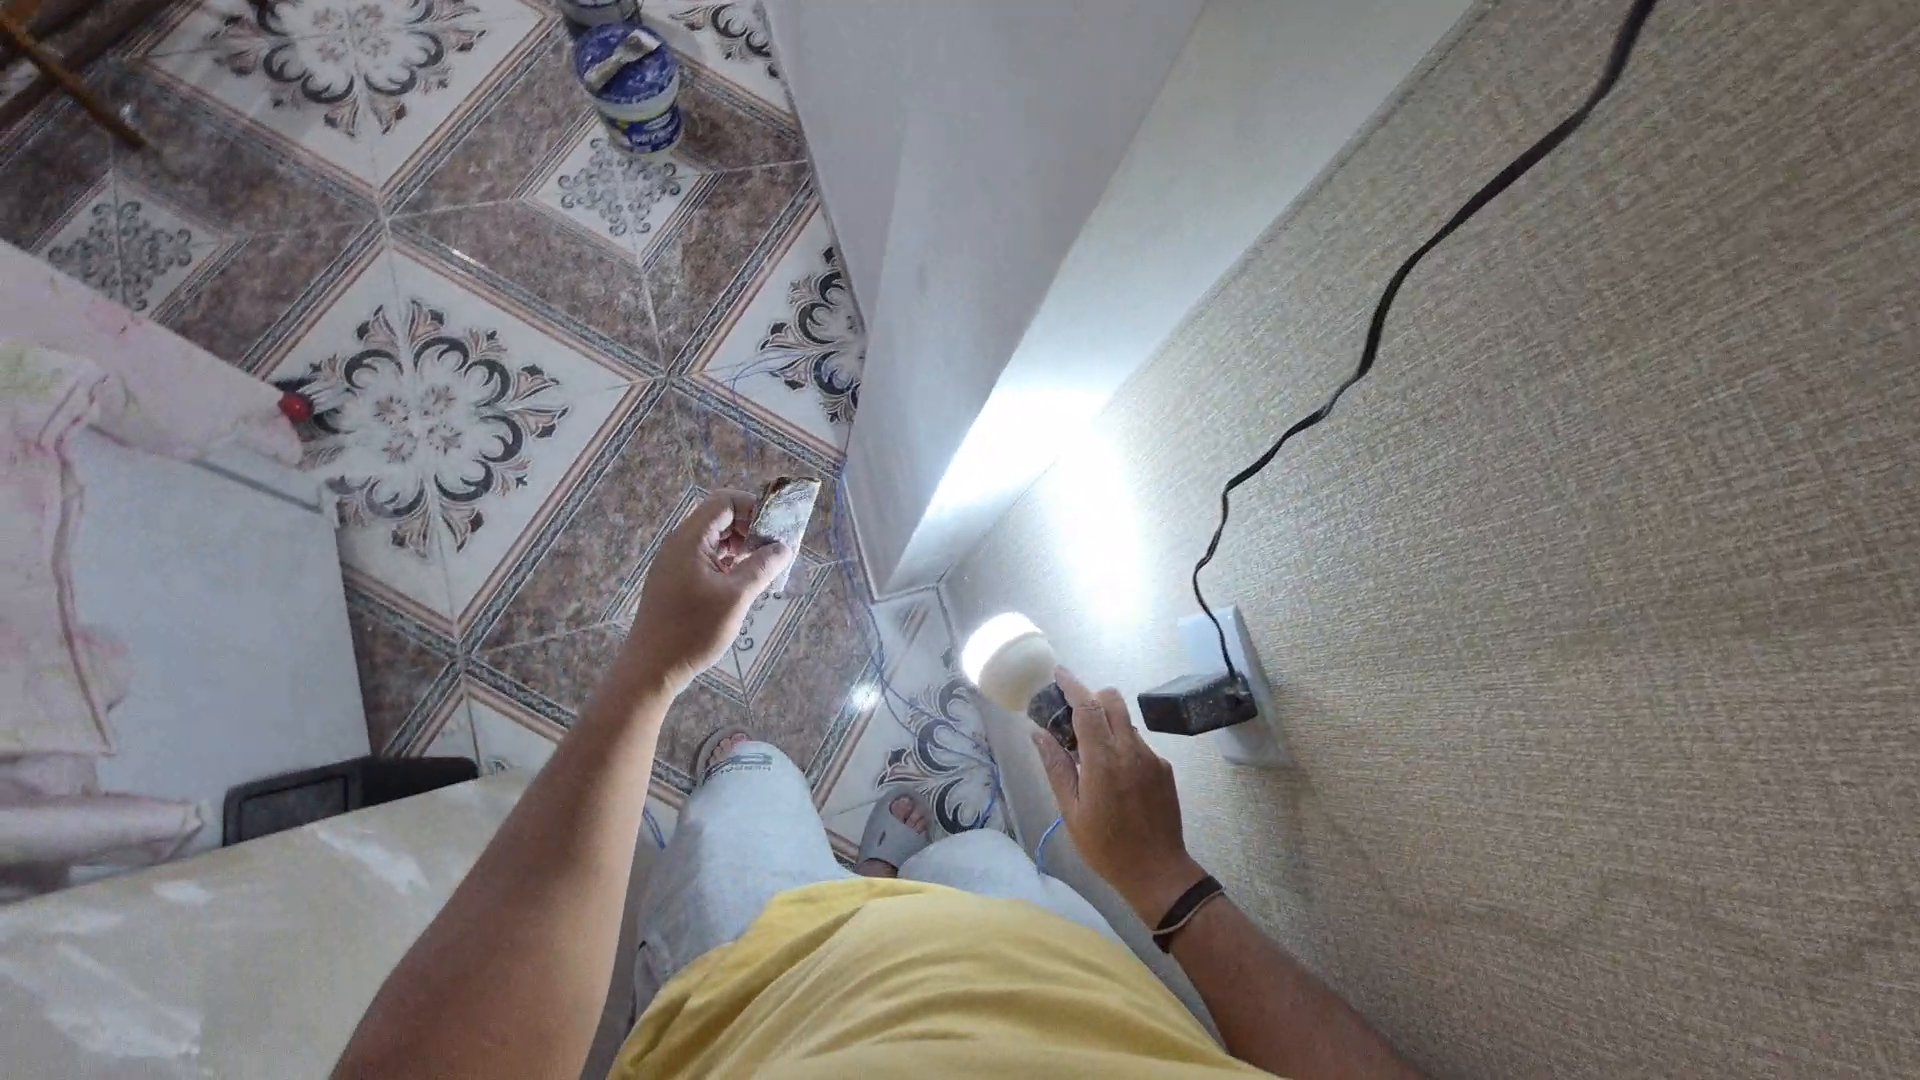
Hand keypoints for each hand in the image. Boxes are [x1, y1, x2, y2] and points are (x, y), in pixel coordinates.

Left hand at [623, 490, 793, 694]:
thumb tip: (785, 547)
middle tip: (773, 551)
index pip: (724, 501)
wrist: (651, 668)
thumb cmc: (693, 630)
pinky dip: (728, 562)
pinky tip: (743, 582)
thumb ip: (762, 567)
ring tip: (763, 568)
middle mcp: (680, 544)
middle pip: (720, 517)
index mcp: (690, 540)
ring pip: (714, 538)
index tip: (775, 530)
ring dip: (741, 546)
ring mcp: (676, 562)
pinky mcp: (676, 580)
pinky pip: (706, 557)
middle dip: (751, 528)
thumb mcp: (736, 597)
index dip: (753, 508)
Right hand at [1033, 666, 1207, 924]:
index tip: (1058, 674)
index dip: (1072, 685)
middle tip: (1072, 716)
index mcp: (1103, 760)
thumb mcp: (1071, 810)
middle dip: (1091, 697)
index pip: (1087, 707)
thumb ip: (1055, 766)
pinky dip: (1121, 744)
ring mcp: (1151, 758)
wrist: (1158, 872)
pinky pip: (1138, 743)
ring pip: (1126, 721)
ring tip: (1090, 752)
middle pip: (1112, 701)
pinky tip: (1114, 776)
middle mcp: (1131, 750)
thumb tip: (1037, 733)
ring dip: (1106, 723)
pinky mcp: (1164, 768)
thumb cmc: (1106, 847)